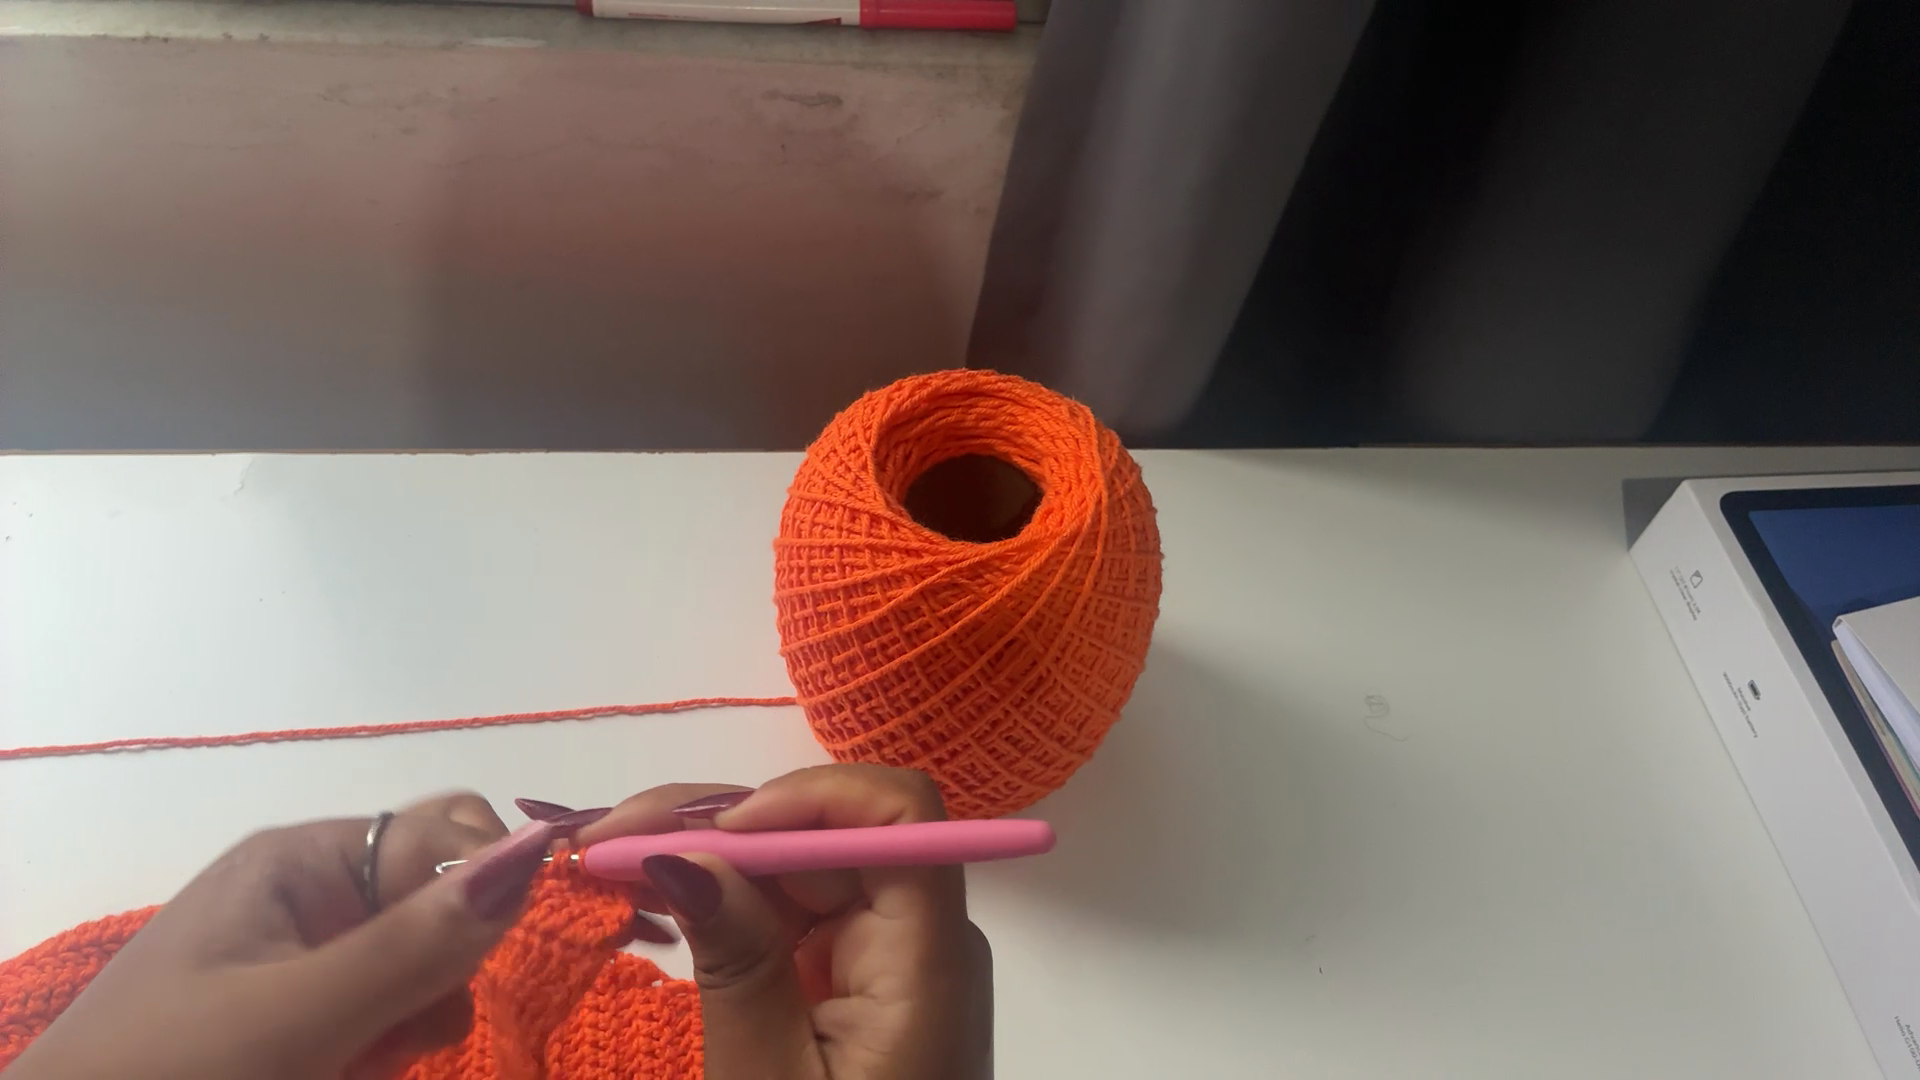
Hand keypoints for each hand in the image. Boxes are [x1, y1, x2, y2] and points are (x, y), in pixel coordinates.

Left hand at [7, 793, 551, 1079]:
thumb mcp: (297, 1019)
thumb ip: (422, 937)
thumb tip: (543, 844)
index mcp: (304, 858)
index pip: (450, 829)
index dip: (479, 886)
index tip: (467, 962)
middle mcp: (315, 888)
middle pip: (444, 890)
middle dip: (444, 960)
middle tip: (407, 1025)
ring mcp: (311, 951)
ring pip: (431, 952)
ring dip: (422, 1012)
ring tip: (367, 1065)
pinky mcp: (310, 1006)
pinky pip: (398, 998)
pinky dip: (396, 1039)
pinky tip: (357, 1072)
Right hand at [562, 764, 993, 1079]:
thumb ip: (738, 965)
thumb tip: (685, 853)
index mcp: (926, 953)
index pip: (899, 815)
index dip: (813, 797)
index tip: (720, 829)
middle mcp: (916, 925)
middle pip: (835, 829)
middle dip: (729, 820)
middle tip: (613, 831)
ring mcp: (883, 940)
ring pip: (803, 858)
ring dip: (713, 849)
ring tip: (613, 848)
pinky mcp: (853, 959)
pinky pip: (793, 902)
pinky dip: (728, 891)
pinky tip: (660, 884)